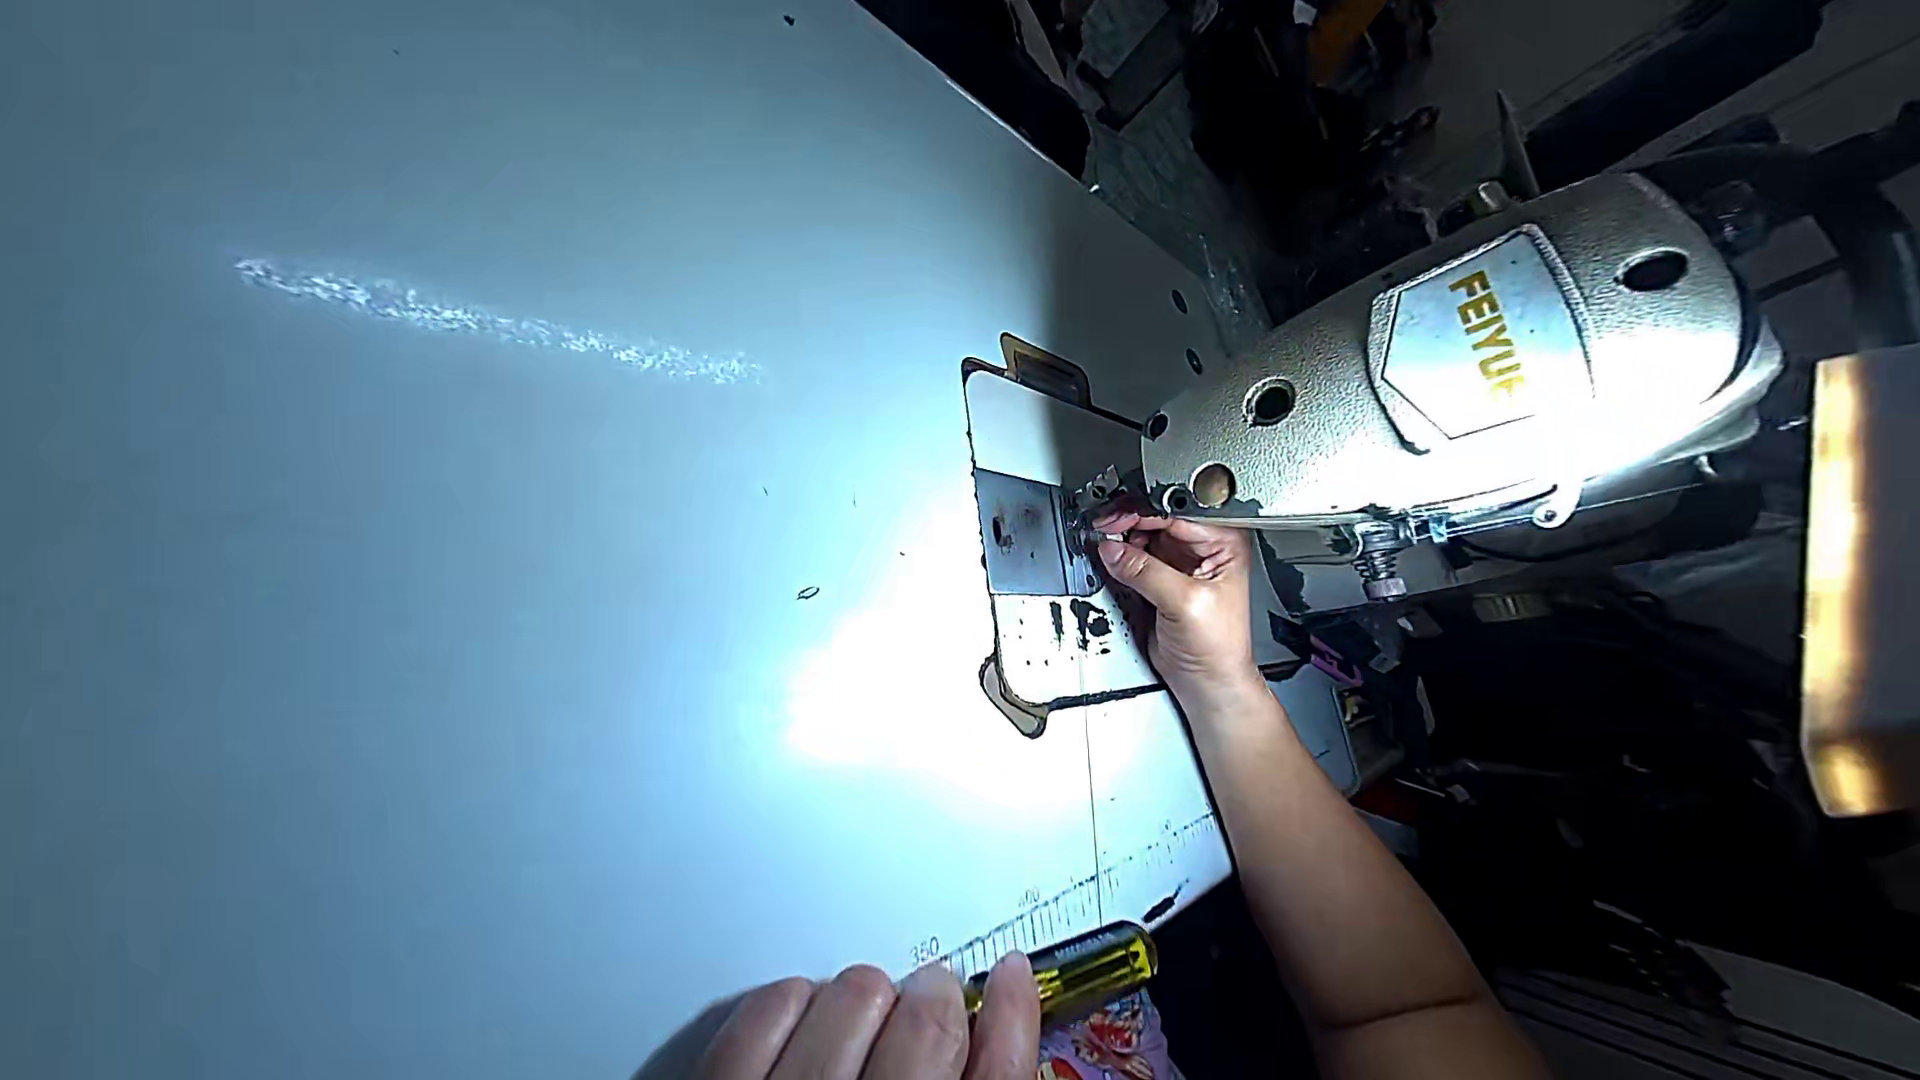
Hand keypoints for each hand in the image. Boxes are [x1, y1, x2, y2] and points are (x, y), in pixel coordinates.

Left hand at [696, 955, 1039, 1079]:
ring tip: (861, 1034)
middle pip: (929, 1024)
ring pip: (855, 996)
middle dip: (936, 1001)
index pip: (999, 1079)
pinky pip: (773, 1009)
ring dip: (866, 1003)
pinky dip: (794, 1004)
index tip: (1009, 979)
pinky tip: (802, 1038)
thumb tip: (999, 1035)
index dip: (1011, 1014)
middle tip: (931, 1005)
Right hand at [1092, 509, 1258, 699]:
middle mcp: (1202, 547)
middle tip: (1104, 529)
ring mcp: (1179, 560)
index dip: (1145, 510)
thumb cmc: (1219, 648)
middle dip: (1128, 521)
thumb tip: (1113, 549)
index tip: (1116, 518)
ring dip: (1121, 536)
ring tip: (1106, 543)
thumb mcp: (1185, 603)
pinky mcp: (1159, 575)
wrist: (1207, 680)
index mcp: (1224, 543)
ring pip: (1142, 533)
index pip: (1179, 512)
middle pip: (1157, 517)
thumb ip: (1146, 572)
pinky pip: (1133, 554)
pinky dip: (1118, 554)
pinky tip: (1111, 557)